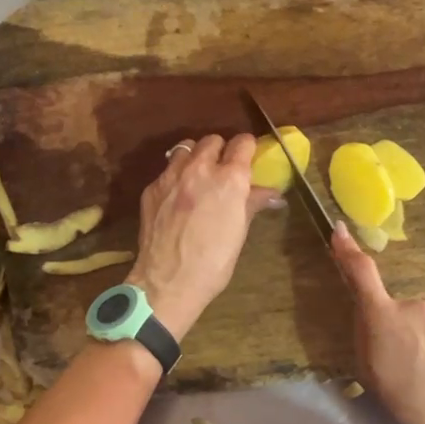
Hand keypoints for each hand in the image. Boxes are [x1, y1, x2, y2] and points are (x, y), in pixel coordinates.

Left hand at [124, 134, 282, 337]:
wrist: (167, 282)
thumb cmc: (213, 264)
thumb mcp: (239, 233)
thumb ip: (252, 204)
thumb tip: (273, 194)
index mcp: (229, 179)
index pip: (242, 143)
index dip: (247, 150)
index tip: (248, 160)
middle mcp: (200, 169)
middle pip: (212, 141)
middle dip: (220, 151)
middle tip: (222, 171)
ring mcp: (171, 176)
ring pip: (185, 148)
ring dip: (194, 157)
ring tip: (197, 177)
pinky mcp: (151, 189)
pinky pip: (166, 171)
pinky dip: (175, 177)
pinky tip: (177, 198)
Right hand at [332, 225, 424, 423]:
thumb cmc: (402, 396)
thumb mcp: (367, 369)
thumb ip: (366, 335)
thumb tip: (372, 318)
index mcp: (383, 316)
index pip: (362, 274)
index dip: (348, 251)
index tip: (340, 231)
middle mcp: (414, 306)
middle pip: (397, 312)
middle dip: (395, 330)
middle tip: (398, 364)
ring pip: (423, 323)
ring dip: (420, 341)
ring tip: (424, 374)